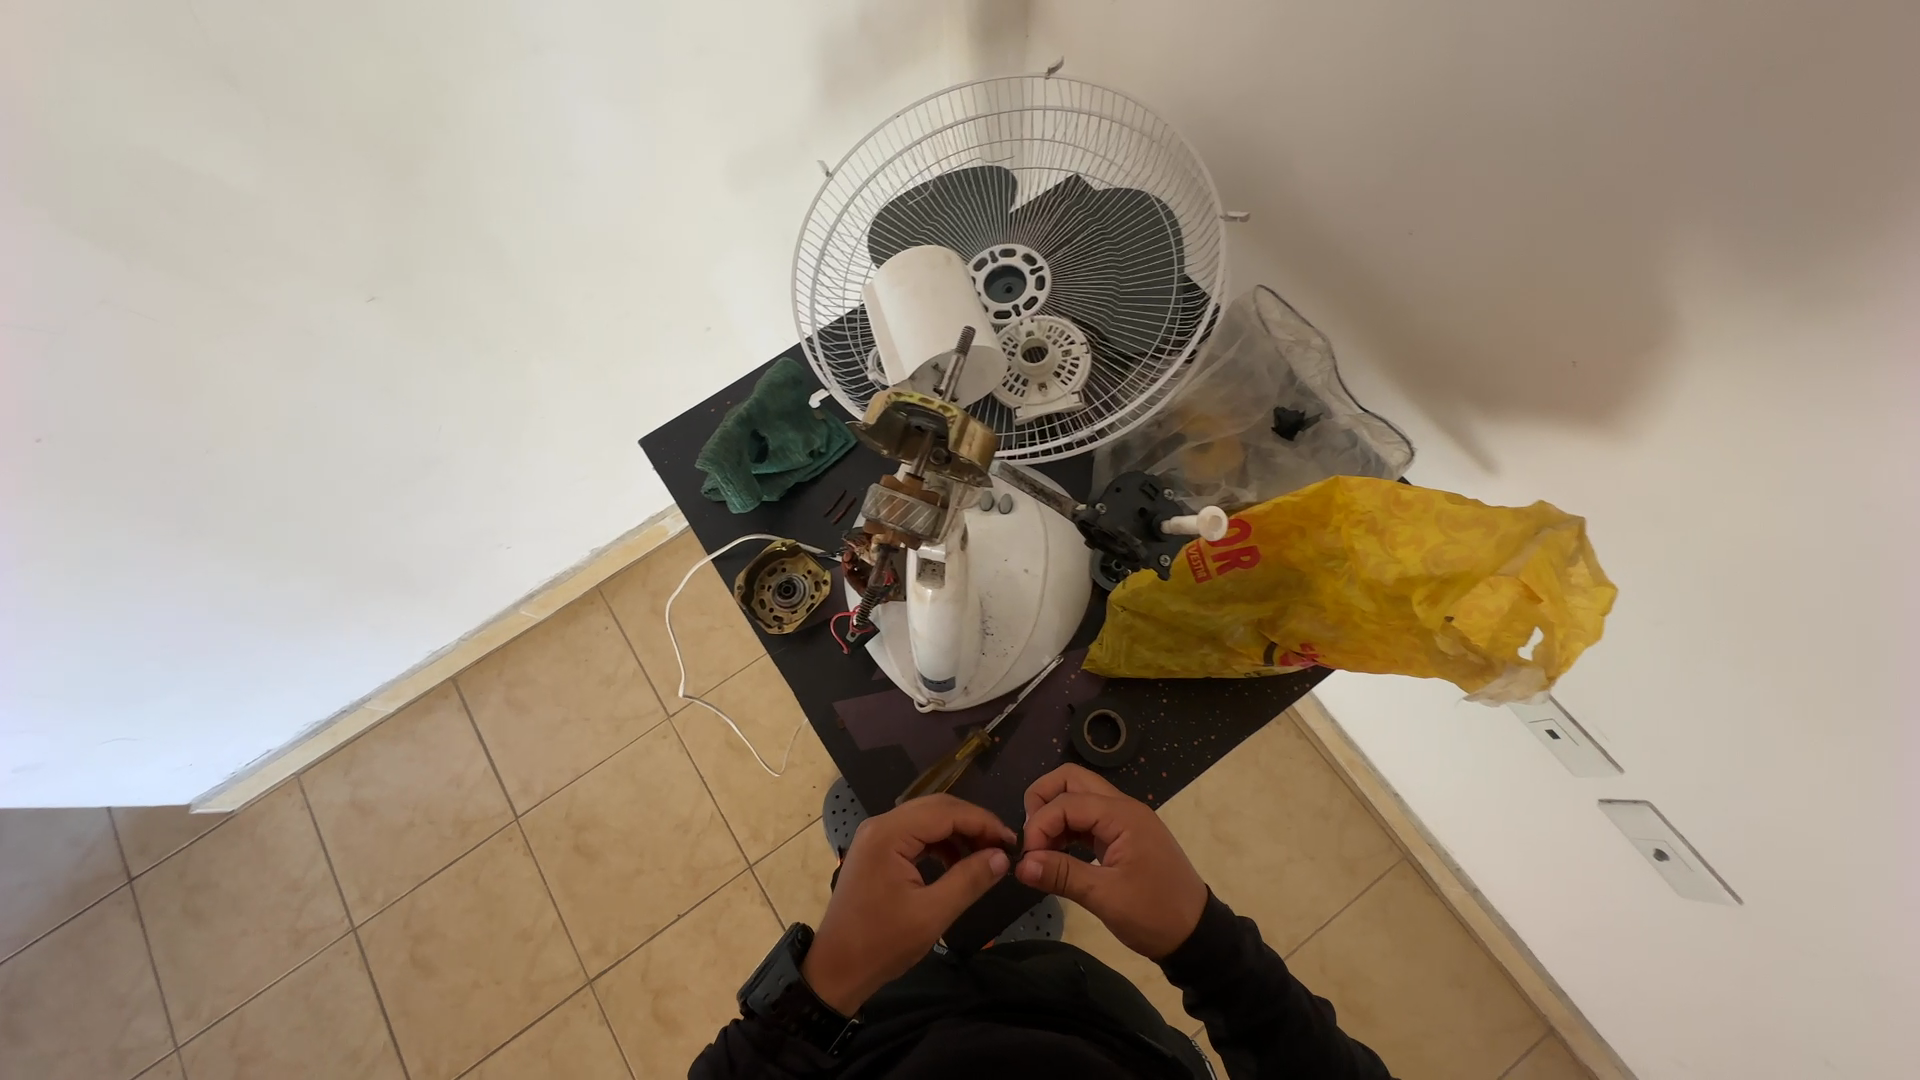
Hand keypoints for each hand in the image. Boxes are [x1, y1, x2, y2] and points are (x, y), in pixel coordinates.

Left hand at [801, 794, 1014, 1014]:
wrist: (835, 970)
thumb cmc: (882, 943)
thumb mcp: (932, 914)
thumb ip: (969, 880)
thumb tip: (1001, 857)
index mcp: (890, 833)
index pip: (946, 812)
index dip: (983, 822)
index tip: (1011, 841)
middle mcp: (881, 824)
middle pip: (936, 808)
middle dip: (972, 824)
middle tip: (1001, 847)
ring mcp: (876, 836)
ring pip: (927, 819)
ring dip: (957, 832)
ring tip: (984, 856)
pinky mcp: (877, 850)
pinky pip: (915, 834)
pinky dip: (939, 843)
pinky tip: (956, 863)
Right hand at [1017, 764, 1208, 959]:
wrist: (1198, 936)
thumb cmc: (1155, 914)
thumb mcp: (1106, 897)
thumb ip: (1062, 875)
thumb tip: (1021, 865)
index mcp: (1122, 815)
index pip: (1066, 802)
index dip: (1040, 825)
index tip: (1027, 858)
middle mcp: (1122, 807)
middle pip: (1071, 780)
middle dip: (1043, 801)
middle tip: (1031, 838)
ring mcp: (1123, 820)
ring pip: (1078, 796)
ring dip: (1054, 815)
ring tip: (1041, 851)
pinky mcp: (1122, 836)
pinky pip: (1087, 818)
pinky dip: (1067, 829)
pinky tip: (1056, 854)